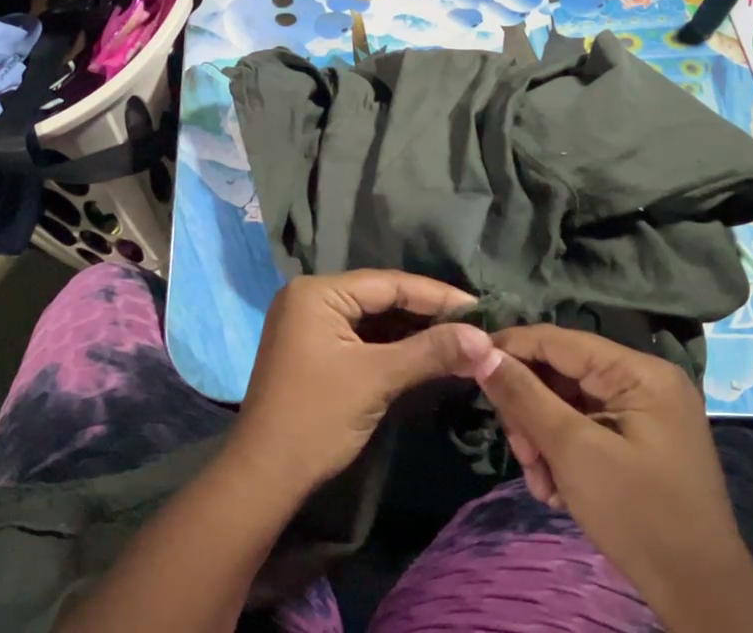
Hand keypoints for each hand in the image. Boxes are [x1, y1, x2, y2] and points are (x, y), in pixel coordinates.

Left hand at [230, 271, 501, 495]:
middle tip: (480, 328)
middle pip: (381, 297)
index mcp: (316, 292)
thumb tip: (485, 339)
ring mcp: (310, 324)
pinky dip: (395, 347)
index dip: (438, 295)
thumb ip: (430, 352)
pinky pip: (363, 338)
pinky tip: (431, 356)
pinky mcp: (315, 349)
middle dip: (430, 314)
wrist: (267, 471)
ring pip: (374, 319)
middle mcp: (310, 298)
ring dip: (416, 332)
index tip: (485, 309)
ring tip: (465, 342)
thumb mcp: (377, 379)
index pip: (388, 283)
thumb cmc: (317, 417)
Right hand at [478, 325, 752, 631]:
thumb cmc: (639, 514)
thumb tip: (477, 350)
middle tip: (520, 452)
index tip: (465, 367)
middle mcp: (642, 382)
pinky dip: (559, 453)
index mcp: (639, 373)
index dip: (508, 349)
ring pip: (562, 403)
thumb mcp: (573, 451)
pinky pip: (580, 427)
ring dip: (540, 438)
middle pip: (557, 373)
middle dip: (529, 411)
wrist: (698, 592)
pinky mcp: (634, 440)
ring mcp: (640, 413)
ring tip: (540, 480)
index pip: (557, 340)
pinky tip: (554, 488)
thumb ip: (523, 395)